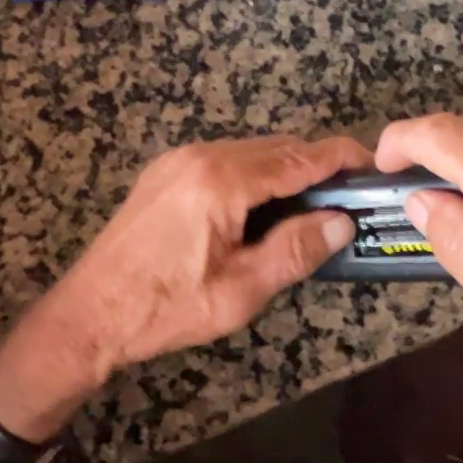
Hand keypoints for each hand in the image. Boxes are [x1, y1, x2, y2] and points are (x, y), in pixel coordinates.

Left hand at [0, 135, 371, 439]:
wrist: (89, 313)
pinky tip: (266, 206)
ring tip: (314, 204)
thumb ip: (295, 251)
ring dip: (286, 170)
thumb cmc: (166, 309)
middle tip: (350, 194)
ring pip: (251, 152)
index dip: (340, 156)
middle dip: (317, 164)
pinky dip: (255, 175)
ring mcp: (179, 161)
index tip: (373, 162)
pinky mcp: (166, 173)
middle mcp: (201, 156)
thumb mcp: (240, 290)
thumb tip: (342, 223)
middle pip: (277, 148)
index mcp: (222, 181)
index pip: (298, 158)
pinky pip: (225, 161)